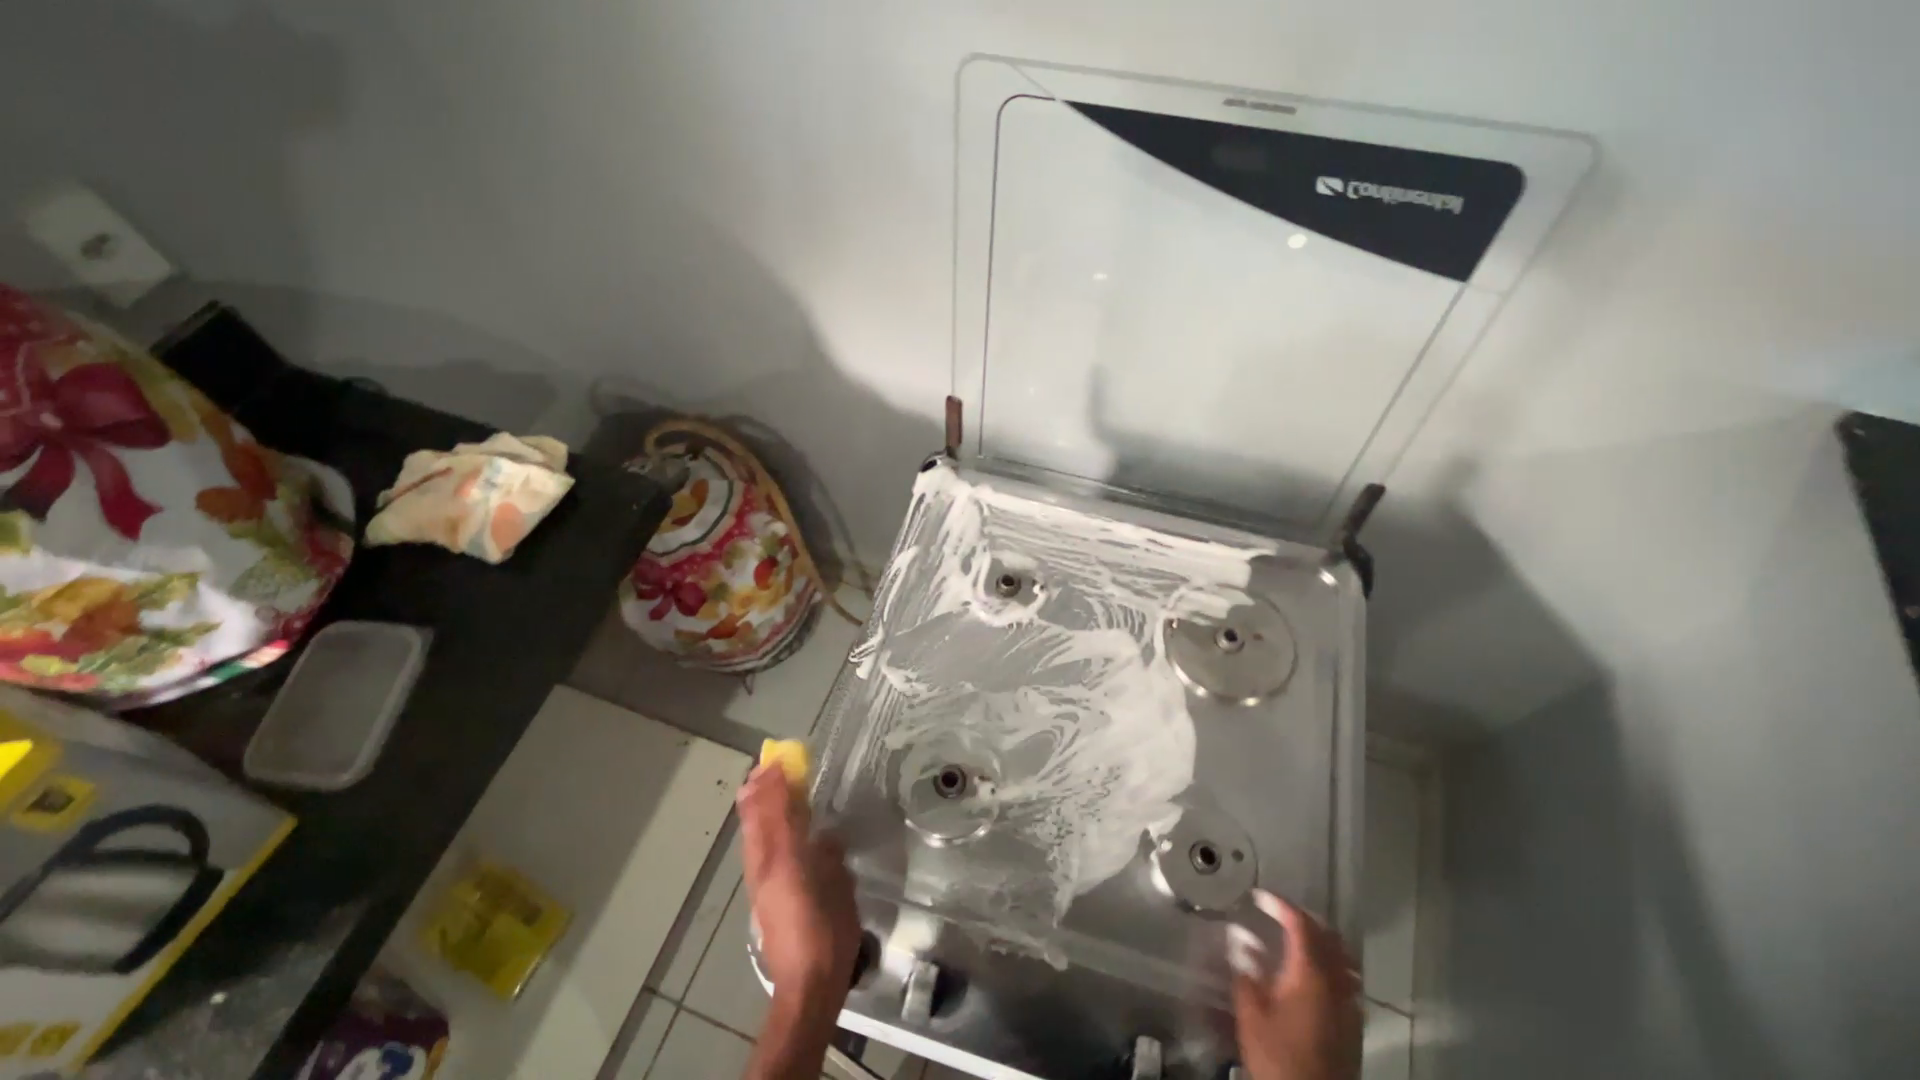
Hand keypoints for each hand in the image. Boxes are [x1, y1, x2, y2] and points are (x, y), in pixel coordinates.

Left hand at [737, 763, 860, 1003]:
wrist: (805, 983)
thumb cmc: (828, 935)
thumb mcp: (839, 889)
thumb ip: (829, 859)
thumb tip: (823, 839)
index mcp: (787, 859)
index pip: (780, 811)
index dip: (779, 784)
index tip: (782, 760)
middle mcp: (767, 865)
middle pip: (757, 818)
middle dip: (760, 790)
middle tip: (766, 765)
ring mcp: (759, 880)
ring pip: (751, 833)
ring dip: (755, 807)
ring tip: (759, 786)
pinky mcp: (760, 895)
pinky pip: (755, 849)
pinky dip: (757, 828)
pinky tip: (765, 826)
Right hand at [1226, 890, 1362, 1079]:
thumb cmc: (1277, 1058)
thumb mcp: (1251, 1014)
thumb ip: (1246, 972)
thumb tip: (1241, 939)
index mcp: (1311, 974)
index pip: (1300, 924)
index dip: (1280, 904)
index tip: (1259, 896)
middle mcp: (1337, 981)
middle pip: (1327, 935)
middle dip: (1303, 917)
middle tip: (1278, 912)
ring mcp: (1351, 1002)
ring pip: (1342, 955)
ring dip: (1321, 938)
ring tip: (1297, 936)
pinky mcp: (1355, 1022)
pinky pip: (1348, 977)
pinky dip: (1332, 962)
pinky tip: (1314, 972)